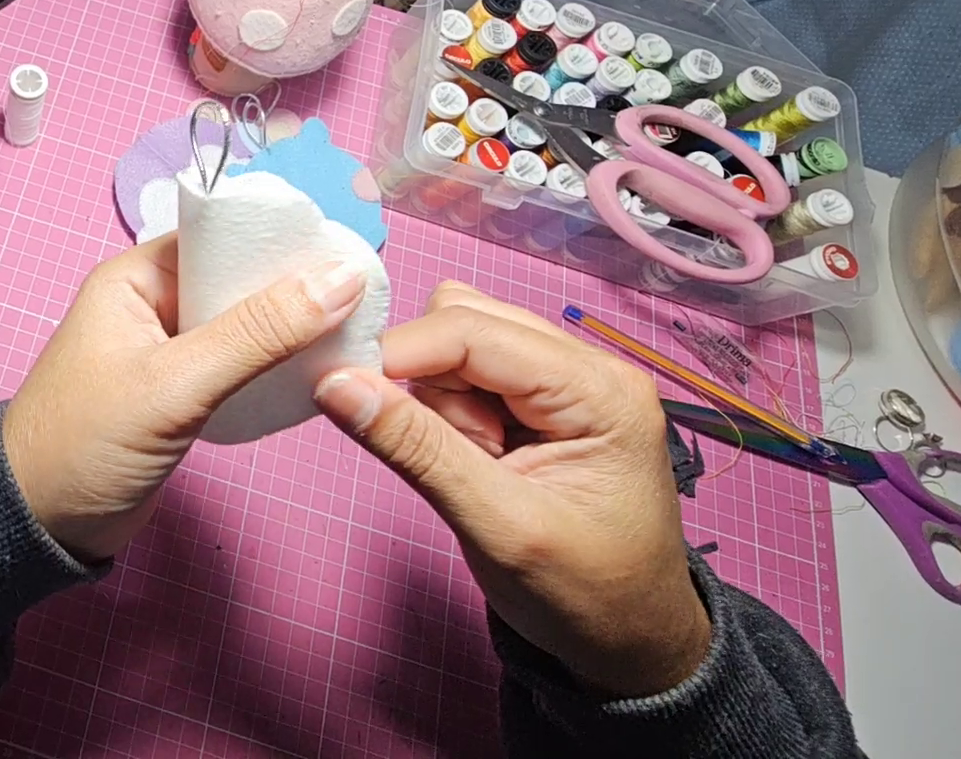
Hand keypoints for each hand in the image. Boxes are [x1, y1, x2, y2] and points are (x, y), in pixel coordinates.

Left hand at [3, 233, 368, 561]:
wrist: (42, 523)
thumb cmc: (88, 441)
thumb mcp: (174, 383)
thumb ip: (256, 333)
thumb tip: (338, 277)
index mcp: (137, 277)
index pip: (218, 238)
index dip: (277, 239)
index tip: (344, 249)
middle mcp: (153, 302)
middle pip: (235, 279)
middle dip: (291, 286)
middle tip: (365, 295)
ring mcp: (167, 348)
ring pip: (241, 322)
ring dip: (288, 329)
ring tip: (354, 330)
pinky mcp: (180, 390)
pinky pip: (237, 362)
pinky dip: (272, 364)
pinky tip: (315, 371)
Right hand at [314, 282, 709, 698]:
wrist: (626, 641)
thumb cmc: (583, 593)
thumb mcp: (497, 526)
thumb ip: (414, 447)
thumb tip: (333, 383)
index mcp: (596, 389)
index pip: (470, 330)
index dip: (399, 351)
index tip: (342, 389)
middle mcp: (579, 364)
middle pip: (460, 318)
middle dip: (426, 376)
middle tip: (443, 447)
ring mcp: (555, 375)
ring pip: (451, 337)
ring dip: (434, 393)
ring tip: (467, 456)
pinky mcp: (528, 393)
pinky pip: (455, 369)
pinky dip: (440, 404)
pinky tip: (469, 449)